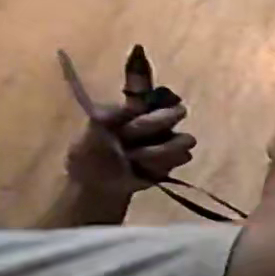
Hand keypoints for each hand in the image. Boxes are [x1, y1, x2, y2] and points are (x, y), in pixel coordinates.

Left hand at [65, 102, 195, 199]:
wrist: (100, 186)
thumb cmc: (91, 157)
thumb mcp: (89, 135)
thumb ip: (108, 117)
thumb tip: (132, 106)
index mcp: (134, 112)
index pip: (151, 93)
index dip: (154, 89)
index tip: (145, 92)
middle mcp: (157, 122)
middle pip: (177, 112)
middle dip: (155, 123)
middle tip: (130, 134)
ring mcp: (169, 140)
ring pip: (185, 138)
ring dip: (159, 151)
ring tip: (136, 158)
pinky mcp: (176, 158)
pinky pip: (183, 156)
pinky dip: (163, 164)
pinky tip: (145, 169)